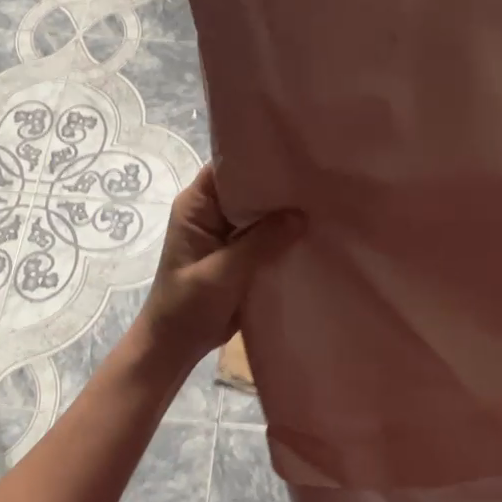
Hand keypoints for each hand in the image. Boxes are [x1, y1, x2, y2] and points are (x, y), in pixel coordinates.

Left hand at [139, 164, 303, 363]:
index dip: (259, 158)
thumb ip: (261, 242)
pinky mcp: (243, 254)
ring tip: (325, 201)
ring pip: (262, 213)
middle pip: (250, 187)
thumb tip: (301, 215)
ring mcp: (229, 233)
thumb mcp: (223, 272)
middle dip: (280, 186)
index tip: (296, 155)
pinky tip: (316, 231)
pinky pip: (268, 236)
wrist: (176, 346)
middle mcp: (213, 212)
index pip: (228, 167)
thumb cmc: (187, 305)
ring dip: (286, 212)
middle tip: (320, 178)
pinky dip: (286, 236)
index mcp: (197, 205)